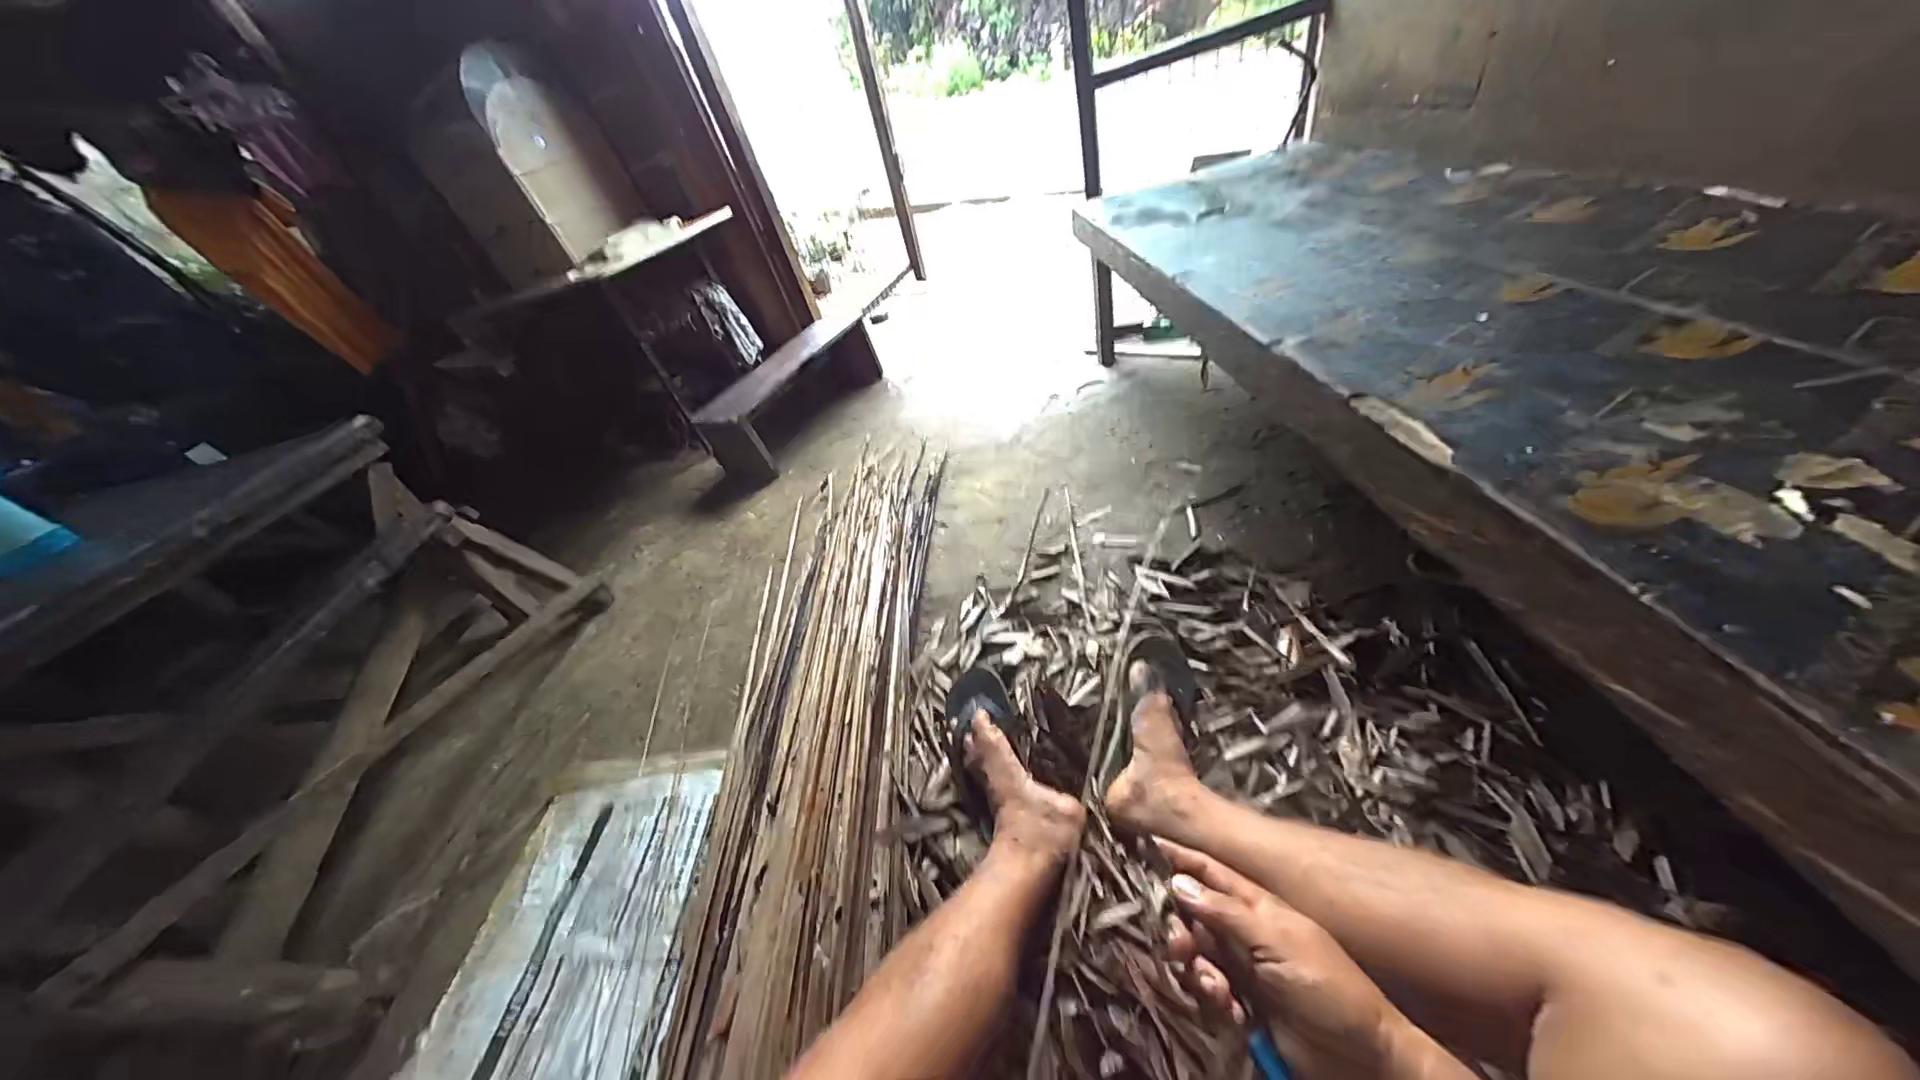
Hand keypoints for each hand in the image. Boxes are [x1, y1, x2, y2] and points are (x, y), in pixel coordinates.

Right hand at [1160, 840, 1472, 1079]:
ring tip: (1216, 989)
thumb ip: (1225, 911)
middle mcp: (1243, 931)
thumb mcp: (1277, 941)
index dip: (1177, 858)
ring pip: (1196, 955)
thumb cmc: (1328, 987)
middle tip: (1178, 945)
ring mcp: (1241, 967)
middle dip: (1180, 928)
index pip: (1207, 870)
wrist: (1364, 1059)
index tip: (1143, 847)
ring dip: (1198, 970)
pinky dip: (1213, 1000)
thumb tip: (1178, 882)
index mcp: (1256, 904)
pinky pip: (1208, 992)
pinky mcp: (1241, 1003)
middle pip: (1192, 914)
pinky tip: (1231, 1012)